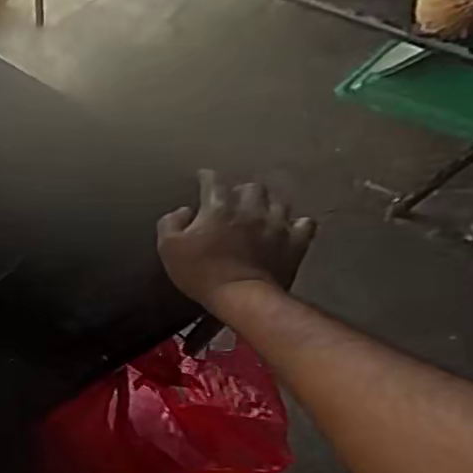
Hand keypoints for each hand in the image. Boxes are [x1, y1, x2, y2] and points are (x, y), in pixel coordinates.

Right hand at [157, 169, 315, 308]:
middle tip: (234, 198)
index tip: (203, 177)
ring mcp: (277, 223)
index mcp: (219, 206)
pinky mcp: (295, 241)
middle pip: (251, 187)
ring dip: (267, 204)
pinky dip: (295, 224)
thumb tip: (184, 211)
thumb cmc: (200, 272)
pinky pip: (303, 224)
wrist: (240, 295)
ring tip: (260, 211)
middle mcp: (251, 207)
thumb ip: (171, 223)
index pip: (213, 181)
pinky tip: (287, 228)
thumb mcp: (169, 248)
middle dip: (241, 189)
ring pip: (278, 201)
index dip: (207, 177)